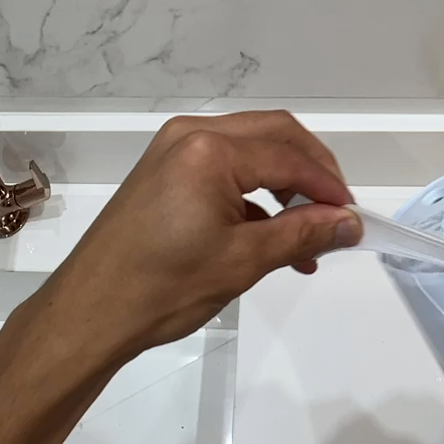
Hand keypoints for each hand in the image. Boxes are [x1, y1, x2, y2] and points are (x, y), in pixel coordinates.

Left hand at [39, 111, 360, 360]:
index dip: (327, 185)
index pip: (287, 156)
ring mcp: (174, 147)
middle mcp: (192, 132)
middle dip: (310, 170)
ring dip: (283, 182)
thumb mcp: (243, 261)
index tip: (353, 218)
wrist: (90, 311)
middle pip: (272, 134)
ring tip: (307, 236)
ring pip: (250, 147)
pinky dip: (253, 191)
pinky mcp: (165, 166)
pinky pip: (224, 164)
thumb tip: (350, 223)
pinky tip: (269, 234)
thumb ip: (303, 233)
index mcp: (210, 148)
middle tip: (337, 211)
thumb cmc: (165, 286)